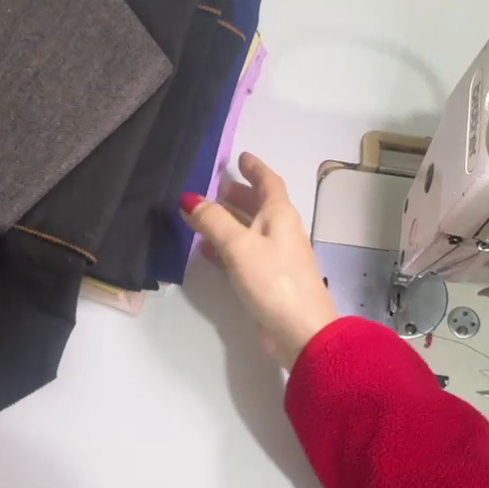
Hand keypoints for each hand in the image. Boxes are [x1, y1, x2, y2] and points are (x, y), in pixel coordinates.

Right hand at [181, 153, 339, 367]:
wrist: (300, 330)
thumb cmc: (273, 281)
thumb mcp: (240, 246)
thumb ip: (213, 221)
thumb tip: (189, 199)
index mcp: (280, 216)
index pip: (268, 183)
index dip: (255, 168)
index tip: (241, 157)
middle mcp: (280, 232)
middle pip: (259, 206)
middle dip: (240, 194)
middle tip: (217, 188)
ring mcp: (275, 259)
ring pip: (250, 231)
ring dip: (231, 221)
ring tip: (205, 216)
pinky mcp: (266, 282)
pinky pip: (243, 255)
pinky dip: (226, 248)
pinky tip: (208, 252)